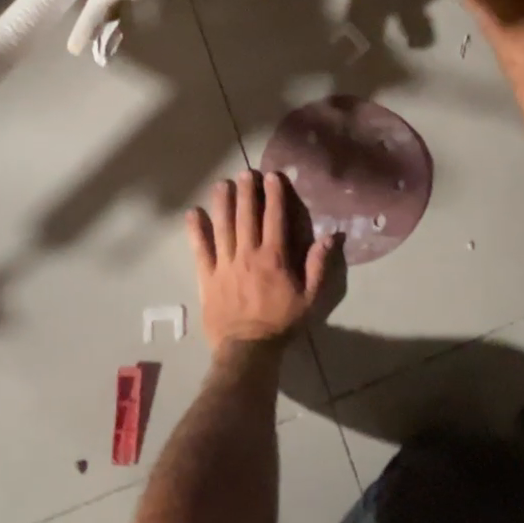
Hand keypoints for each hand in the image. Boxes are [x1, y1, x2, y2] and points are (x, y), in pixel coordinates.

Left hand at [186, 171, 332, 347]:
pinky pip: (200, 249)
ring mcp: (225, 264)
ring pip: (223, 226)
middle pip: (246, 216)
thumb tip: (331, 237)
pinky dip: (196, 231)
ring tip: (222, 184)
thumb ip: (319, 266)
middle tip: (246, 172)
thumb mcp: (310, 298)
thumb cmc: (281, 323)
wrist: (247, 350)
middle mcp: (248, 254)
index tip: (273, 176)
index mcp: (274, 257)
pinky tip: (192, 213)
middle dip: (247, 191)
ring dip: (223, 203)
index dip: (274, 195)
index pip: (275, 218)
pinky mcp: (207, 276)